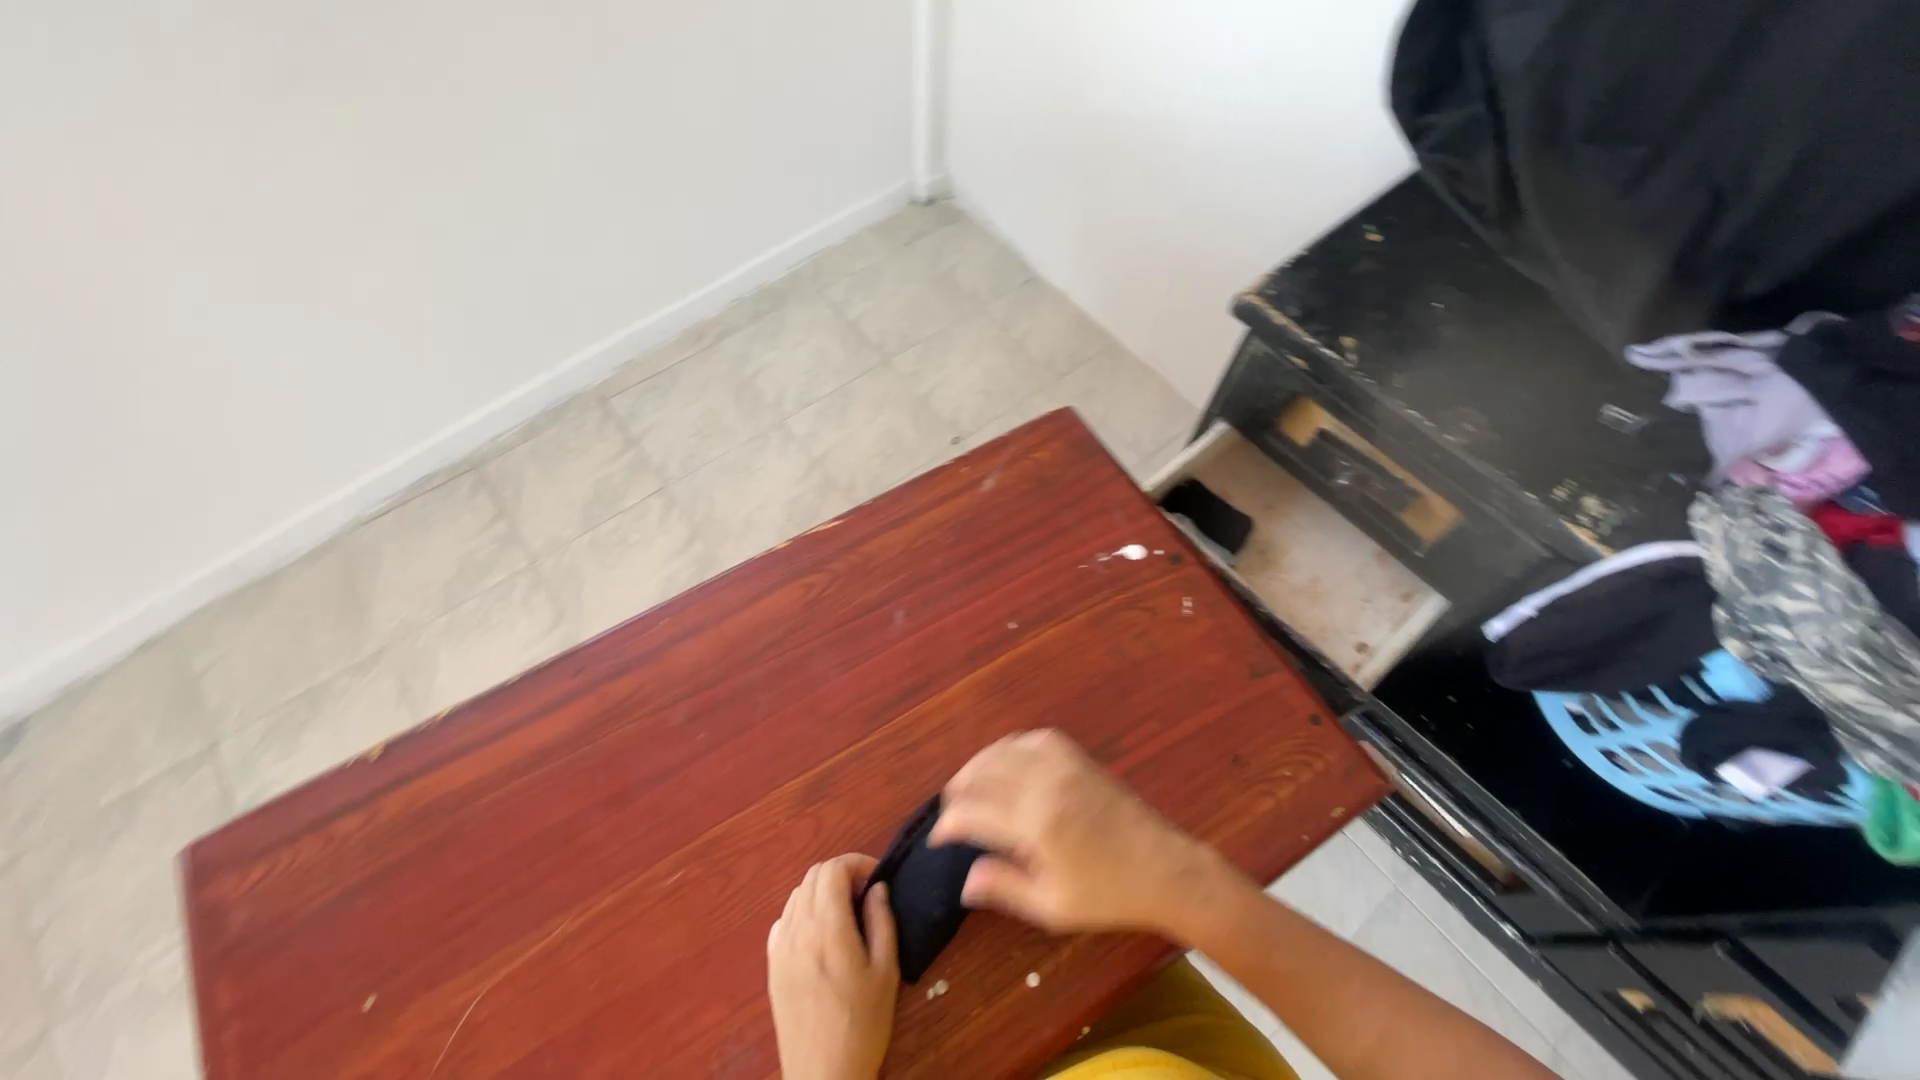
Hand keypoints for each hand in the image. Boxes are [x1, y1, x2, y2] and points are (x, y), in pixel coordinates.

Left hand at [767, 854, 899, 1079]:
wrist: (824, 1075)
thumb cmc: (863, 1024)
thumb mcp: (886, 971)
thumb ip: (881, 921)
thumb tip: (877, 888)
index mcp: (827, 928)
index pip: (833, 870)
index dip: (857, 863)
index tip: (877, 879)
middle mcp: (797, 929)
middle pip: (813, 876)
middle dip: (841, 874)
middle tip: (865, 895)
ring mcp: (780, 947)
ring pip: (797, 894)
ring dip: (822, 891)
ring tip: (846, 914)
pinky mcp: (772, 965)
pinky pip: (784, 920)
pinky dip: (803, 912)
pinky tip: (821, 934)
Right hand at [929, 729, 1232, 936]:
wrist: (1165, 869)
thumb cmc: (1108, 895)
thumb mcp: (1052, 906)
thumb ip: (1004, 888)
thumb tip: (964, 880)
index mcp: (1036, 824)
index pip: (972, 812)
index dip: (947, 825)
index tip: (938, 839)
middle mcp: (1045, 784)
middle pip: (981, 772)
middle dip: (957, 792)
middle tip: (952, 814)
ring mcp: (1063, 764)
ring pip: (1002, 749)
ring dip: (978, 766)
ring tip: (969, 787)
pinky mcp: (1078, 757)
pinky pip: (1032, 738)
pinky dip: (1009, 748)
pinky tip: (1005, 765)